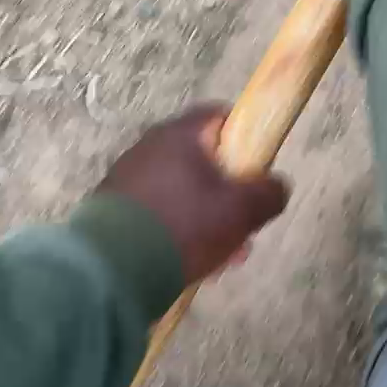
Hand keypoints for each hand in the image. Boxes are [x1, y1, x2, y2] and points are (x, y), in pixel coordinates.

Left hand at [98, 105, 290, 285]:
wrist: (110, 270)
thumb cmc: (185, 226)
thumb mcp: (242, 211)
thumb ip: (269, 194)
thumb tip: (276, 187)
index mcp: (180, 135)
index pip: (221, 116)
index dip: (247, 137)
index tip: (258, 168)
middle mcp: (149, 148)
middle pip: (204, 160)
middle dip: (229, 194)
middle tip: (243, 226)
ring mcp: (126, 179)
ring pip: (183, 192)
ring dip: (206, 218)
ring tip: (222, 257)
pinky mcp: (111, 211)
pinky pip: (158, 213)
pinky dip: (178, 232)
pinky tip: (191, 263)